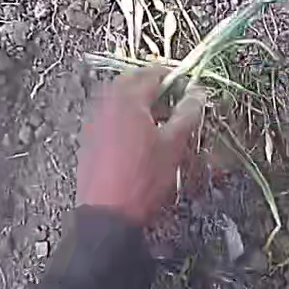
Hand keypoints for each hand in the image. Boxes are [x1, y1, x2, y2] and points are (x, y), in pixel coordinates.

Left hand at [77, 67, 206, 226]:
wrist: (108, 214)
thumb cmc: (143, 179)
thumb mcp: (174, 144)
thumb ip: (187, 113)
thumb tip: (197, 93)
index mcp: (128, 99)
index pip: (154, 73)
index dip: (176, 77)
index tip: (191, 89)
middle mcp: (107, 103)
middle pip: (134, 81)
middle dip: (157, 87)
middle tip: (177, 102)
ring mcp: (95, 120)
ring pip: (121, 99)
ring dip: (143, 103)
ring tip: (163, 121)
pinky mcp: (90, 138)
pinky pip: (112, 116)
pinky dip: (129, 118)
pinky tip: (143, 138)